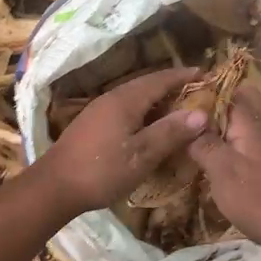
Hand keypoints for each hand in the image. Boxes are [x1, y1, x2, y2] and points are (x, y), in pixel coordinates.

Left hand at [37, 67, 207, 214]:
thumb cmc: (102, 171)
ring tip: (178, 109)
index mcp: (126, 100)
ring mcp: (99, 111)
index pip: (160, 79)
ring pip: (135, 97)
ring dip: (157, 100)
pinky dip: (144, 112)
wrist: (54, 187)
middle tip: (197, 93)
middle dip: (172, 86)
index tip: (205, 74)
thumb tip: (201, 113)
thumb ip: (170, 132)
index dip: (183, 76)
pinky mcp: (92, 125)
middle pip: (146, 85)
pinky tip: (149, 126)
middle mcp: (111, 98)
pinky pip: (125, 109)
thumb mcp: (142, 155)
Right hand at [187, 87, 260, 248]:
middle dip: (209, 106)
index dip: (203, 89)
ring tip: (183, 134)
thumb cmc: (256, 197)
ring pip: (234, 123)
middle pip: (234, 102)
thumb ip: (204, 144)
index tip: (175, 96)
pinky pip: (235, 142)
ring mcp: (258, 146)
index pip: (227, 89)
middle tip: (181, 117)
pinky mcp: (257, 164)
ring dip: (212, 126)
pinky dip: (219, 144)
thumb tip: (186, 123)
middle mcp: (255, 128)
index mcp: (248, 123)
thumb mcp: (222, 170)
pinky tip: (200, 157)